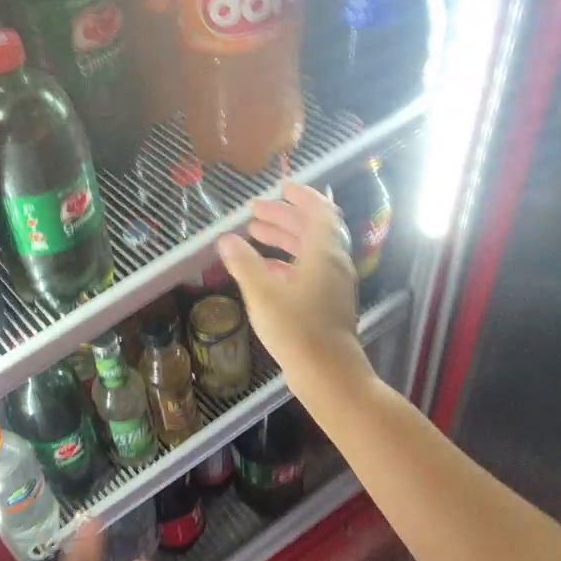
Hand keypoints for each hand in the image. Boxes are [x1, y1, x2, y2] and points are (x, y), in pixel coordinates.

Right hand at [217, 181, 375, 387]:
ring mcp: (334, 285)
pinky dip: (288, 262)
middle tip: (255, 214)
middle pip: (313, 230)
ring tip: (255, 237)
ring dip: (285, 239)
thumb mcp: (263, 293)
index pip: (319, 211)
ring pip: (311, 251)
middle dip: (284, 218)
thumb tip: (226, 239)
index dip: (301, 196)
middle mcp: (334, 264)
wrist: (329, 373)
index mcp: (323, 253)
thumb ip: (244, 263)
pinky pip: (310, 271)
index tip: (281, 187)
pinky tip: (266, 271)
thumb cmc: (297, 329)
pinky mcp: (330, 303)